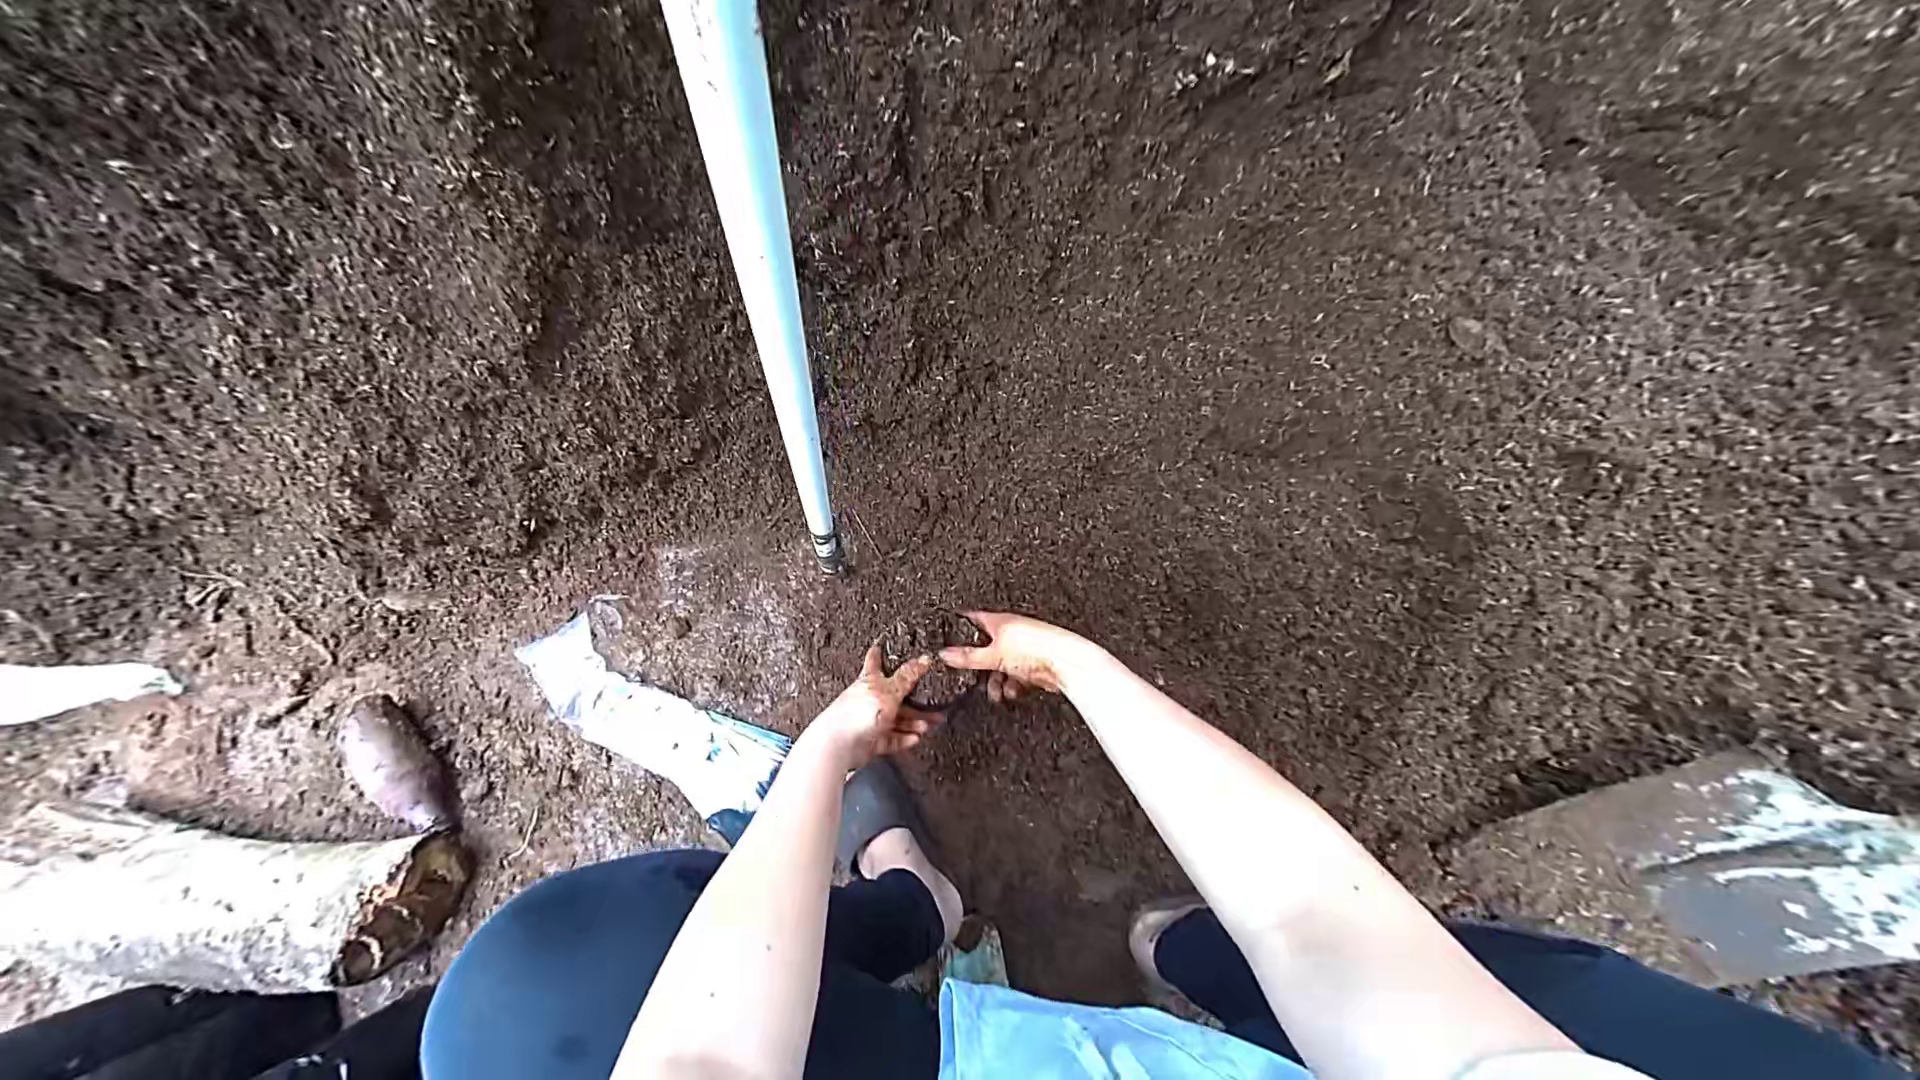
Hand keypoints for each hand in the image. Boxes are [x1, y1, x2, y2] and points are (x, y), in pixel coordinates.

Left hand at [803, 644, 943, 769]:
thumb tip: (923, 660)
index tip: (878, 646)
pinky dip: (904, 739)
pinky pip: (892, 739)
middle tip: (931, 704)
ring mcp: (870, 721)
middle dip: (914, 701)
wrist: (840, 744)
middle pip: (895, 697)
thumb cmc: (856, 713)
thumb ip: (907, 677)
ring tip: (927, 725)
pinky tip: (914, 738)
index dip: (877, 654)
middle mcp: (869, 700)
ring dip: (913, 722)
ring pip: (896, 720)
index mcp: (870, 681)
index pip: (874, 663)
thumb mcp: (889, 690)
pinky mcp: (872, 741)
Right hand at [938, 611, 1103, 702]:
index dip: (961, 630)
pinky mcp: (1035, 665)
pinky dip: (1014, 686)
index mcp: (1000, 621)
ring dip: (999, 682)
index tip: (950, 641)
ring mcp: (1024, 649)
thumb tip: (945, 653)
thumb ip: (968, 657)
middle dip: (983, 668)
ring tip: (1001, 691)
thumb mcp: (994, 655)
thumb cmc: (1035, 648)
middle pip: (988, 650)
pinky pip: (1017, 676)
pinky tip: (1016, 691)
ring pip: (1002, 667)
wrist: (1066, 663)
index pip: (974, 620)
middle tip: (979, 678)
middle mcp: (1012, 632)